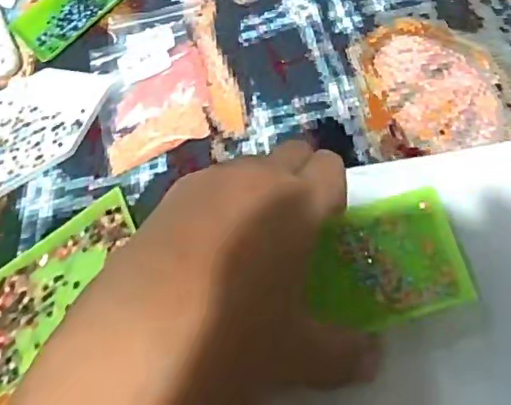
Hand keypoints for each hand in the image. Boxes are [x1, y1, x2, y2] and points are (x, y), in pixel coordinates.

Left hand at [16, 142, 380, 404]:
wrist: (133, 338)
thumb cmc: (231, 337)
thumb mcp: (296, 355)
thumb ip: (345, 352)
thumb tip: (376, 356)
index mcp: (296, 201)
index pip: (333, 167)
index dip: (335, 193)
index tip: (328, 228)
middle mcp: (256, 175)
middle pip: (294, 154)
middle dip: (301, 181)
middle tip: (294, 232)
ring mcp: (211, 177)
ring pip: (251, 166)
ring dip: (260, 190)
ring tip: (247, 243)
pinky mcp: (173, 190)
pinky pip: (213, 183)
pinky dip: (221, 202)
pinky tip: (204, 249)